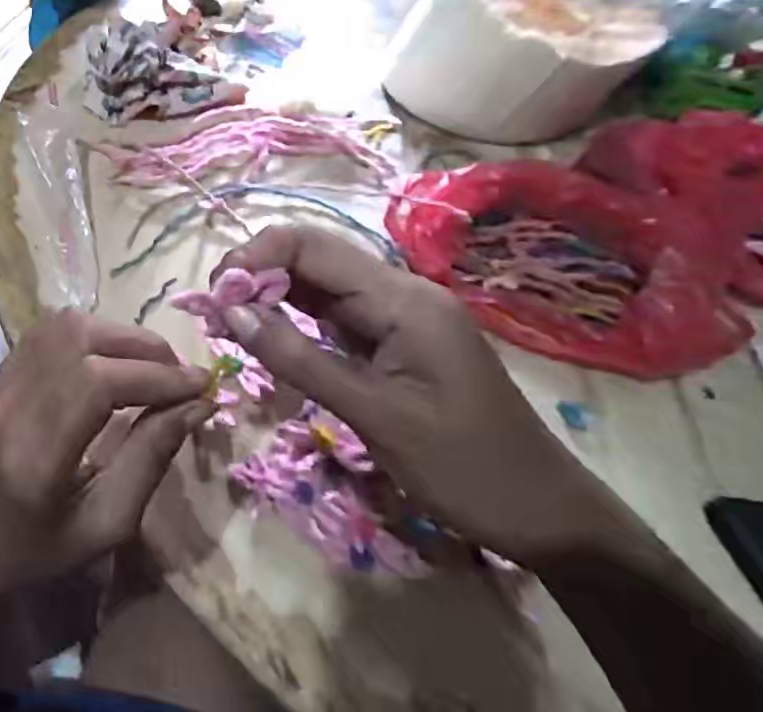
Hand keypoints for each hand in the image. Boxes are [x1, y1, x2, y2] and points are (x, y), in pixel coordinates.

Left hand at [0, 310, 212, 603]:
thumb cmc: (41, 545)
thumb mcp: (107, 523)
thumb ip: (150, 459)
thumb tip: (197, 405)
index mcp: (36, 456)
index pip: (97, 385)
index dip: (155, 376)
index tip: (202, 387)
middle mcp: (13, 404)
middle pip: (84, 342)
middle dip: (147, 351)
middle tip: (184, 378)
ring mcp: (3, 379)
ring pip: (70, 325)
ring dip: (124, 337)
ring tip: (156, 368)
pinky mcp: (5, 366)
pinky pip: (55, 328)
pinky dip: (97, 333)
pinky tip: (118, 359)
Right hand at [214, 225, 625, 565]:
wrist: (548, 515)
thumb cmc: (465, 467)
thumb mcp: (372, 413)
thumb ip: (297, 357)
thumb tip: (229, 312)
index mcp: (401, 299)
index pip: (311, 247)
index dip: (254, 258)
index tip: (215, 296)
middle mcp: (400, 292)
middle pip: (313, 257)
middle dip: (256, 272)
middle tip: (214, 310)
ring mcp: (399, 315)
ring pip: (320, 284)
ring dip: (271, 294)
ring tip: (227, 320)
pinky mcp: (395, 338)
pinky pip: (334, 313)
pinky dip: (295, 318)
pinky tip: (267, 333)